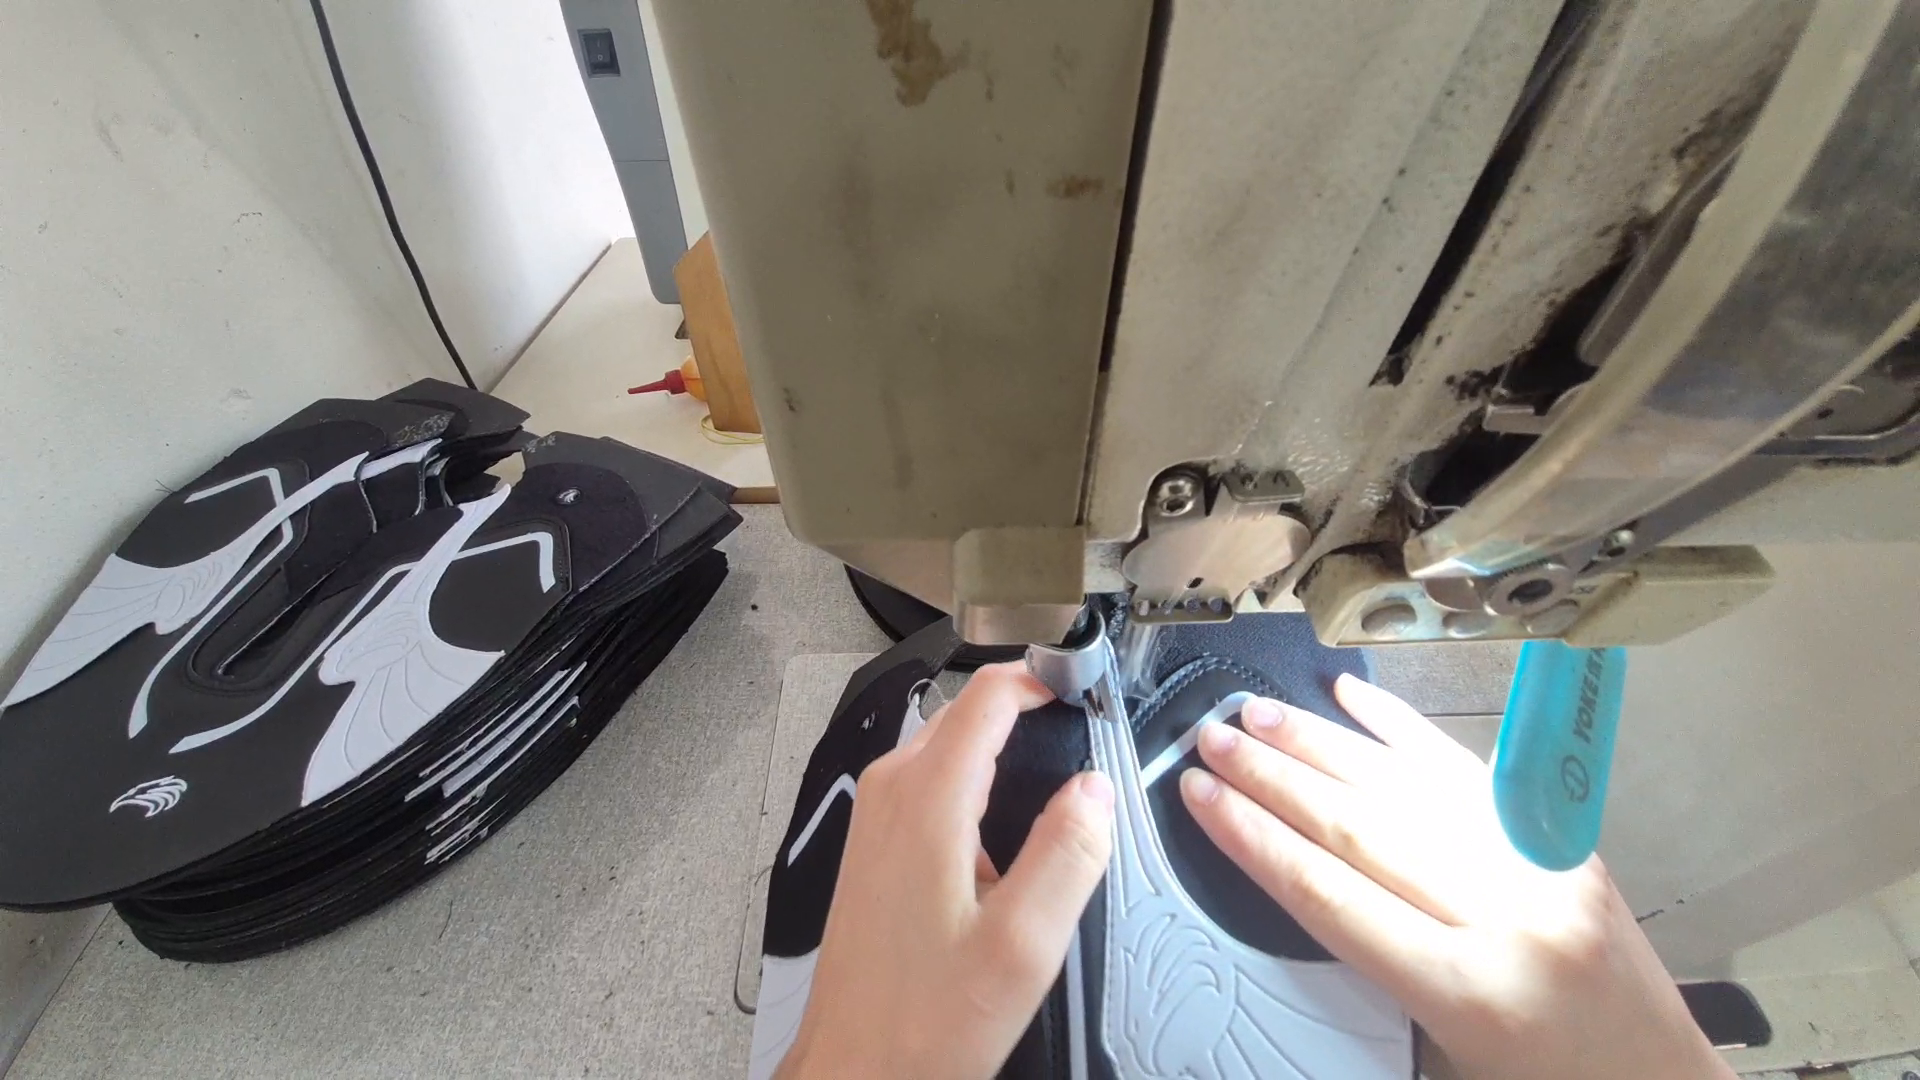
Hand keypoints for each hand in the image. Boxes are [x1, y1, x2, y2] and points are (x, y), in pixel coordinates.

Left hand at [777, 663, 1115, 1079]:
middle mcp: (893, 787)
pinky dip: (972, 772)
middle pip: (966, 711)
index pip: (986, 696)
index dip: (1037, 678)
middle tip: (1075, 728)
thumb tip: (1094, 790)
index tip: (1078, 685)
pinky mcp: (875, 833)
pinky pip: (930, 775)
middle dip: (1022, 707)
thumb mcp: (1020, 947)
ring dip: (998, 740)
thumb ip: (1067, 855)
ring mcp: (877, 809)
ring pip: (947, 740)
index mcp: (927, 798)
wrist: (851, 1069)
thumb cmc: (923, 1020)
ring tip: (1048, 767)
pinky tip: (1000, 818)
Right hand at [1179, 673, 1730, 1079]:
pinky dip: (1404, 728)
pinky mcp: (1563, 843)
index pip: (1323, 890)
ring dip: (1318, 743)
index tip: (1198, 793)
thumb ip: (1360, 951)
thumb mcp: (1433, 1051)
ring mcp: (1540, 870)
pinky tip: (1354, 698)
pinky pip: (1469, 772)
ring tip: (1258, 715)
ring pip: (1403, 786)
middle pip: (1356, 826)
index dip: (1249, 834)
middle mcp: (1507, 919)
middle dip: (1269, 776)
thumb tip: (1280, 857)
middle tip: (1212, 739)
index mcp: (1467, 992)